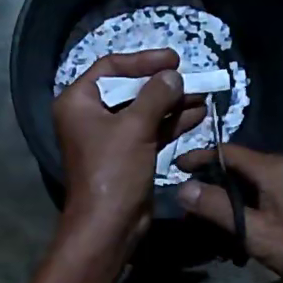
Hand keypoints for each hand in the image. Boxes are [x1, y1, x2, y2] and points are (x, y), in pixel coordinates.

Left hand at [55, 49, 204, 249]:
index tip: (174, 60)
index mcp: (78, 102)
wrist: (109, 223)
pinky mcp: (126, 155)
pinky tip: (197, 115)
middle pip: (129, 89)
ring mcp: (109, 137)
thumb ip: (156, 95)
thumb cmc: (113, 170)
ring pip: (143, 111)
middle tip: (193, 79)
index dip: (143, 61)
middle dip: (163, 85)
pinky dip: (170, 123)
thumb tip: (173, 75)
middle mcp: (90, 116)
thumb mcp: (135, 126)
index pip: (110, 68)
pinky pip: (149, 131)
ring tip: (203, 95)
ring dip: (172, 103)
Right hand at [175, 145, 282, 282]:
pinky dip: (242, 213)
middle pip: (236, 168)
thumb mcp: (253, 230)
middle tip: (187, 205)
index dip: (199, 157)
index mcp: (272, 168)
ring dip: (225, 204)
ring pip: (246, 187)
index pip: (227, 151)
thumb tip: (182, 189)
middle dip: (210, 186)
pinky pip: (259, 199)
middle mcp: (281, 169)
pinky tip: (233, 238)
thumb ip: (216, 208)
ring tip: (207, 227)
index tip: (175, 166)